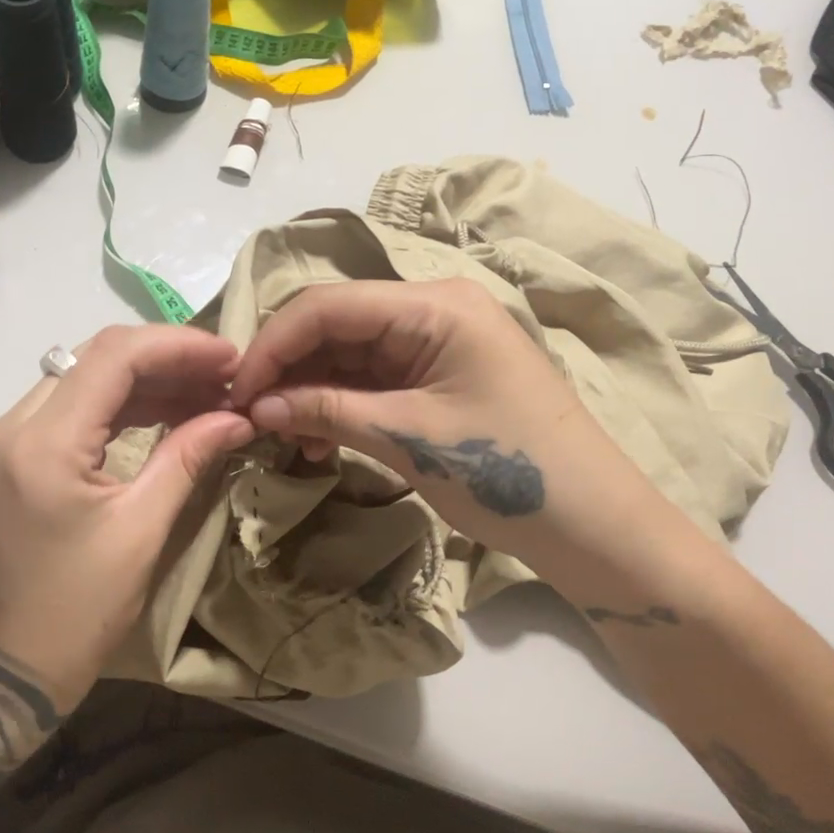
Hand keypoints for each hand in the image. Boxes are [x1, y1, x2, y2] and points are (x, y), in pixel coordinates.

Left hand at [0, 325, 254, 712]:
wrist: (17, 662)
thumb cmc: (81, 608)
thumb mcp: (142, 530)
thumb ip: (187, 458)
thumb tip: (238, 415)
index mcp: (44, 442)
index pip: (113, 357)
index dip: (177, 346)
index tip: (230, 356)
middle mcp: (18, 424)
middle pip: (98, 358)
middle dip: (167, 358)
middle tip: (227, 375)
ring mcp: (14, 437)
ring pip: (88, 378)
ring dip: (149, 379)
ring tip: (210, 392)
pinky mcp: (21, 454)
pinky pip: (77, 408)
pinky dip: (125, 405)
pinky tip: (172, 410)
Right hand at [228, 280, 669, 563]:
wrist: (597, 527)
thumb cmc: (508, 473)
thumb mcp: (407, 438)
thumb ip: (324, 411)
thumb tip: (252, 408)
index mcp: (434, 305)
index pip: (328, 306)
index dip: (274, 345)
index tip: (237, 393)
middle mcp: (431, 308)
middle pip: (334, 324)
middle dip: (287, 370)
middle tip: (251, 418)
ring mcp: (434, 341)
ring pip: (346, 353)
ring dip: (308, 392)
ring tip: (287, 441)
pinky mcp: (435, 373)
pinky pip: (369, 377)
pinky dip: (337, 405)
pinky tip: (320, 442)